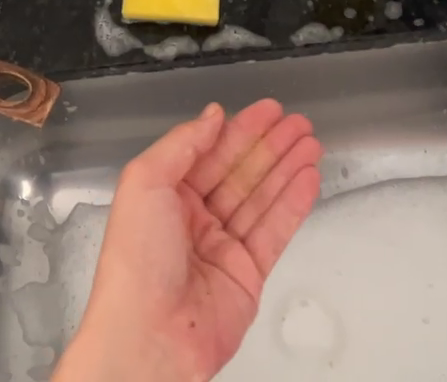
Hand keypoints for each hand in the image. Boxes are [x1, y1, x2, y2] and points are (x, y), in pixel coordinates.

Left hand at [55, 100, 321, 381]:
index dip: (240, 128)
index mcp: (164, 193)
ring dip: (287, 167)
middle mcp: (193, 217)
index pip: (209, 150)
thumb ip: (182, 143)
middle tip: (298, 122)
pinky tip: (308, 178)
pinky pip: (275, 230)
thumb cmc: (135, 260)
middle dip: (270, 145)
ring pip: (261, 196)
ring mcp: (222, 246)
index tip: (267, 110)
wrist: (149, 336)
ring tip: (311, 143)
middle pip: (240, 170)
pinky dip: (294, 203)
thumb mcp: (145, 182)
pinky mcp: (247, 274)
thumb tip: (211, 115)